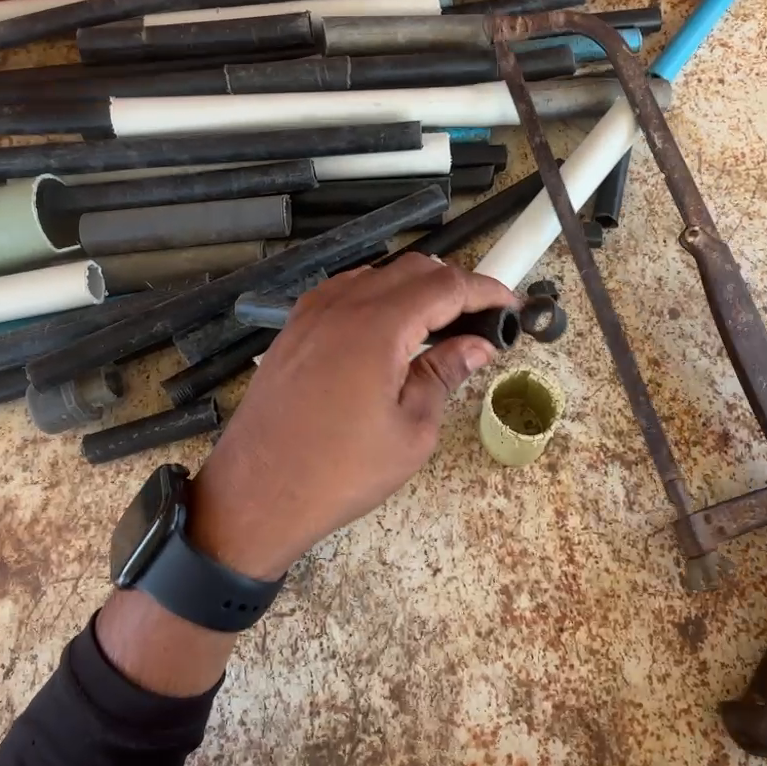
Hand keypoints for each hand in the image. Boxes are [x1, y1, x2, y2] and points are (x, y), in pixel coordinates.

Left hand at [188, 254, 518, 579]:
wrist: (256, 495)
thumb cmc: (339, 472)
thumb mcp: (411, 431)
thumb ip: (444, 375)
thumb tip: (476, 346)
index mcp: (377, 326)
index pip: (445, 286)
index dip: (485, 290)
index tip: (510, 305)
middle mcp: (341, 306)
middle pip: (412, 269)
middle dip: (454, 286)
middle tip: (480, 318)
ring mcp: (311, 314)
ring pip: (376, 275)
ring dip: (414, 288)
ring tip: (439, 324)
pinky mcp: (293, 330)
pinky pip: (344, 292)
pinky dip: (377, 296)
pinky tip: (388, 328)